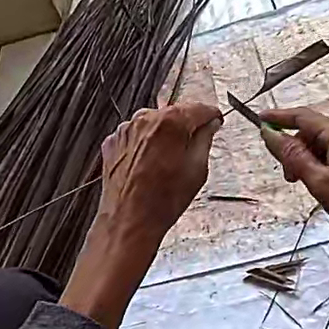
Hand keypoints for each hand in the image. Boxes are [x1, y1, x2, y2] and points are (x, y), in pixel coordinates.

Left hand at [62, 103, 221, 326]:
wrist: (129, 220)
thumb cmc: (162, 200)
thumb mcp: (198, 169)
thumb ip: (205, 139)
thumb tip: (209, 125)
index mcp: (170, 122)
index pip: (198, 108)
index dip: (211, 116)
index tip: (215, 121)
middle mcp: (145, 120)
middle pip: (174, 114)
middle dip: (186, 127)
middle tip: (194, 148)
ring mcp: (126, 130)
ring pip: (153, 125)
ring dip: (163, 137)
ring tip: (168, 164)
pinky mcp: (113, 143)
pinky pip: (135, 137)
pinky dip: (144, 146)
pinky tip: (150, 167)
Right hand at [260, 107, 328, 292]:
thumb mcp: (321, 184)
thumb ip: (293, 157)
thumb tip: (271, 135)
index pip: (303, 117)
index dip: (278, 118)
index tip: (259, 120)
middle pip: (314, 131)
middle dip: (295, 149)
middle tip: (288, 175)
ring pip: (325, 146)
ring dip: (309, 161)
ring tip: (309, 186)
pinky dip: (323, 166)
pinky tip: (324, 187)